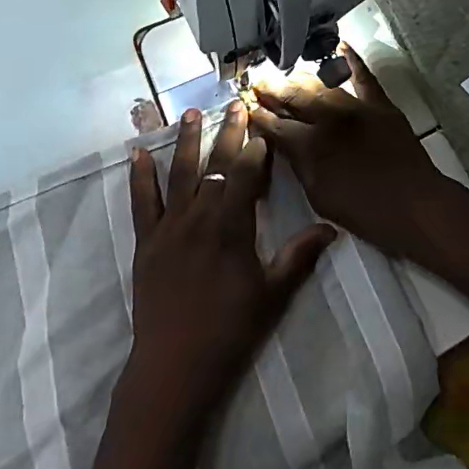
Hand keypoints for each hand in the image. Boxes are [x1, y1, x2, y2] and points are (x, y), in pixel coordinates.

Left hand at [123, 102, 335, 423]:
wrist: (176, 363)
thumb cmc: (230, 330)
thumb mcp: (273, 295)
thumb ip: (298, 257)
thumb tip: (330, 228)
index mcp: (230, 227)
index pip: (244, 176)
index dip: (254, 150)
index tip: (261, 127)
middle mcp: (198, 216)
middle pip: (214, 166)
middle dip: (227, 134)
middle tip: (234, 105)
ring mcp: (168, 226)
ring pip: (179, 174)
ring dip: (186, 142)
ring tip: (191, 112)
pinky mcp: (146, 240)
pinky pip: (141, 201)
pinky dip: (140, 175)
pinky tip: (138, 152)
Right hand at [249, 45, 450, 259]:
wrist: (416, 207)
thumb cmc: (363, 210)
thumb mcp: (318, 194)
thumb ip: (297, 164)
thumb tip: (281, 144)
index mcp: (309, 144)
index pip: (274, 125)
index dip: (258, 116)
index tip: (246, 108)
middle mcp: (327, 118)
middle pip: (292, 98)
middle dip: (271, 90)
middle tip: (258, 84)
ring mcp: (355, 108)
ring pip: (321, 85)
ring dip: (300, 79)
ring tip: (286, 75)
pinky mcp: (380, 105)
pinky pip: (364, 77)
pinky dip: (353, 61)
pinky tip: (342, 46)